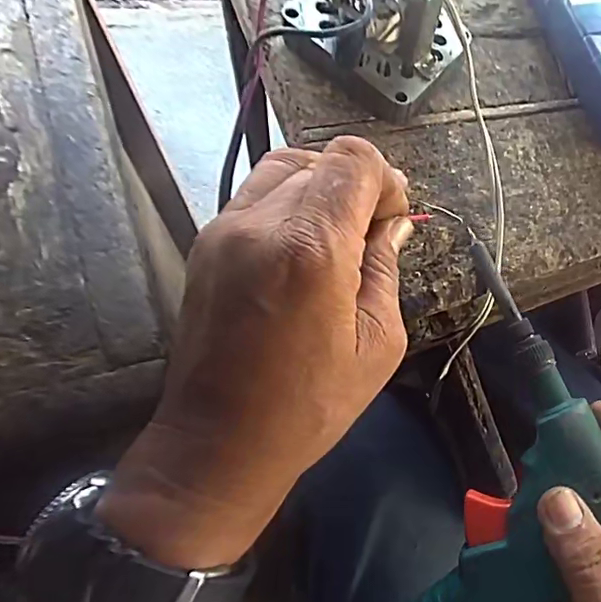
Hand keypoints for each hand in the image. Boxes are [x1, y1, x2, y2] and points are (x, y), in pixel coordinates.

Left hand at [102, 137, 411, 566]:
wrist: (219, 441)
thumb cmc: (312, 403)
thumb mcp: (379, 342)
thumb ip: (384, 269)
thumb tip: (393, 226)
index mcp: (312, 248)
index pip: (353, 161)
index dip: (387, 181)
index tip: (395, 220)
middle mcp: (261, 223)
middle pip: (321, 160)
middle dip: (359, 187)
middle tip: (373, 236)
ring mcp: (224, 230)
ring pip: (284, 167)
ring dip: (322, 190)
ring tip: (339, 238)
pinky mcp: (206, 244)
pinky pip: (257, 195)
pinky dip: (291, 204)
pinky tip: (305, 251)